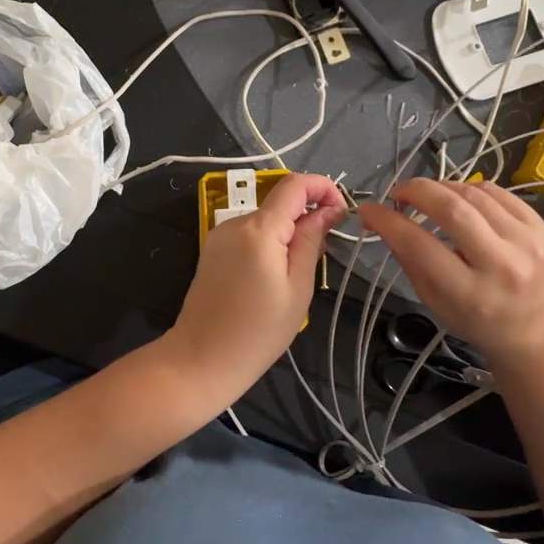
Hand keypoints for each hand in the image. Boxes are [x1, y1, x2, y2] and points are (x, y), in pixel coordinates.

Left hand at [165, 173, 346, 401]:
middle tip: (323, 255)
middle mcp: (235, 223)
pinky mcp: (213, 250)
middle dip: (307, 217)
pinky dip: (269, 244)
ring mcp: (220, 235)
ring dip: (287, 234)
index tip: (341, 212)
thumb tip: (328, 210)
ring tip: (296, 275)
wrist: (202, 358)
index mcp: (259, 229)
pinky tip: (272, 278)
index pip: (294, 184)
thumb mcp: (298, 287)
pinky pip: (249, 235)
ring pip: (265, 220)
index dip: (322, 188)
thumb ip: (312, 241)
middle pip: (279, 203)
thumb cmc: (258, 331)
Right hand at [359, 178, 543, 360]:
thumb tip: (378, 217)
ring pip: (473, 194)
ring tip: (426, 197)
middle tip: (399, 193)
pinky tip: (457, 199)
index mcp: (472, 294)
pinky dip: (468, 189)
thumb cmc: (474, 318)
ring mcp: (527, 242)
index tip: (369, 210)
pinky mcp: (540, 226)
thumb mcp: (433, 300)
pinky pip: (495, 192)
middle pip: (454, 210)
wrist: (532, 327)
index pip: (422, 246)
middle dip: (418, 192)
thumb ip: (408, 258)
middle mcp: (504, 266)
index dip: (390, 222)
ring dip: (442, 188)